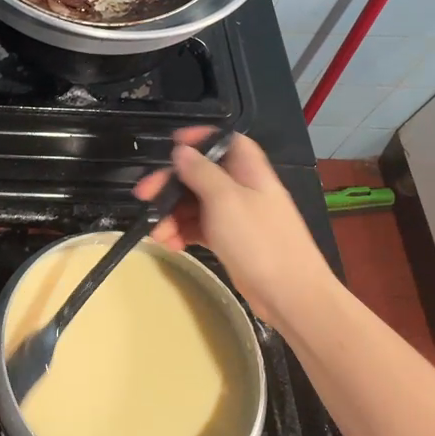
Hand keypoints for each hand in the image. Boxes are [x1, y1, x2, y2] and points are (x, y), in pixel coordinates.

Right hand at [133, 128, 335, 327]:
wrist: (291, 296)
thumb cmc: (260, 242)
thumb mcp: (226, 200)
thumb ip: (201, 172)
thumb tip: (181, 150)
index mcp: (249, 172)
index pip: (226, 141)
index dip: (201, 138)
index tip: (172, 145)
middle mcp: (242, 190)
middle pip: (200, 174)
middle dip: (170, 184)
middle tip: (143, 195)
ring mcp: (236, 217)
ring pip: (195, 204)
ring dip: (172, 214)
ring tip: (157, 234)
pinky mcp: (229, 241)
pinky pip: (199, 228)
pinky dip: (182, 233)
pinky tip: (170, 245)